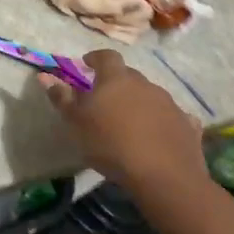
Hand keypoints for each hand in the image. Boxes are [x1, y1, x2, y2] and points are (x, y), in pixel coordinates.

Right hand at [42, 50, 206, 192]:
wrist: (163, 176)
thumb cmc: (109, 143)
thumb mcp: (75, 121)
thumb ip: (61, 97)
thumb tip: (45, 76)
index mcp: (116, 80)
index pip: (107, 57)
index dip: (96, 58)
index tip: (86, 65)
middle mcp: (146, 86)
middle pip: (129, 76)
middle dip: (116, 82)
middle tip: (103, 99)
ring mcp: (171, 105)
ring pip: (150, 95)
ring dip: (138, 102)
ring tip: (128, 121)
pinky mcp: (189, 126)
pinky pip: (172, 116)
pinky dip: (161, 120)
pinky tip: (156, 134)